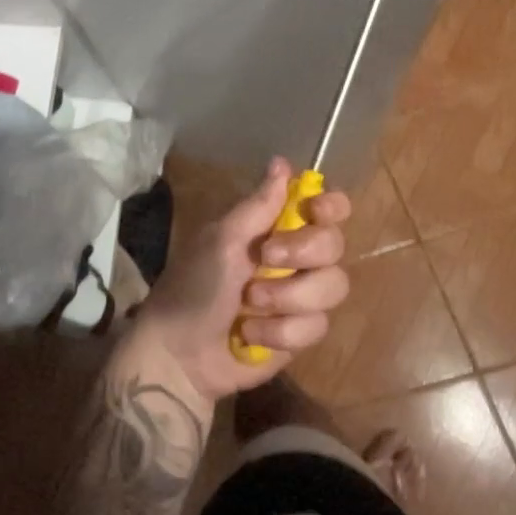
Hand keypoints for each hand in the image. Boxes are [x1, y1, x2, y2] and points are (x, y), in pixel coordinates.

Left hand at [128, 158, 350, 404]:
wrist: (182, 352)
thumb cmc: (193, 286)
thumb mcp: (221, 240)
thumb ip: (257, 206)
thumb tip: (282, 162)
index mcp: (272, 228)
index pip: (324, 208)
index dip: (331, 206)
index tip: (318, 211)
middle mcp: (294, 257)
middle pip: (334, 244)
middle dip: (303, 252)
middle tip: (267, 258)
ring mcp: (300, 296)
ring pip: (333, 286)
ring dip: (289, 297)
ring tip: (250, 304)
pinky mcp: (301, 333)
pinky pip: (317, 326)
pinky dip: (282, 331)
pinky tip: (253, 334)